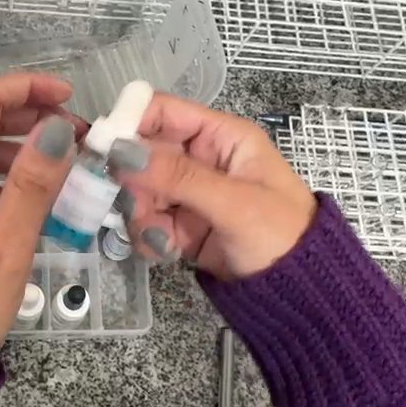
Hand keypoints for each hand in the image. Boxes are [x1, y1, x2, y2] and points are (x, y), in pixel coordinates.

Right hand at [112, 93, 315, 279]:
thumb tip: (123, 151)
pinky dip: (149, 237)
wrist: (301, 294)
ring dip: (140, 215)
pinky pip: (146, 221)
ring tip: (161, 239)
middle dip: (134, 183)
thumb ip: (179, 176)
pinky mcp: (181, 224)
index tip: (104, 149)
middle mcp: (200, 158)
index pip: (163, 112)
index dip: (129, 124)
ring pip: (138, 190)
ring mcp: (189, 192)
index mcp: (221, 136)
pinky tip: (168, 252)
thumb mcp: (234, 203)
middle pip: (141, 154)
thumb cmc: (282, 236)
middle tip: (139, 208)